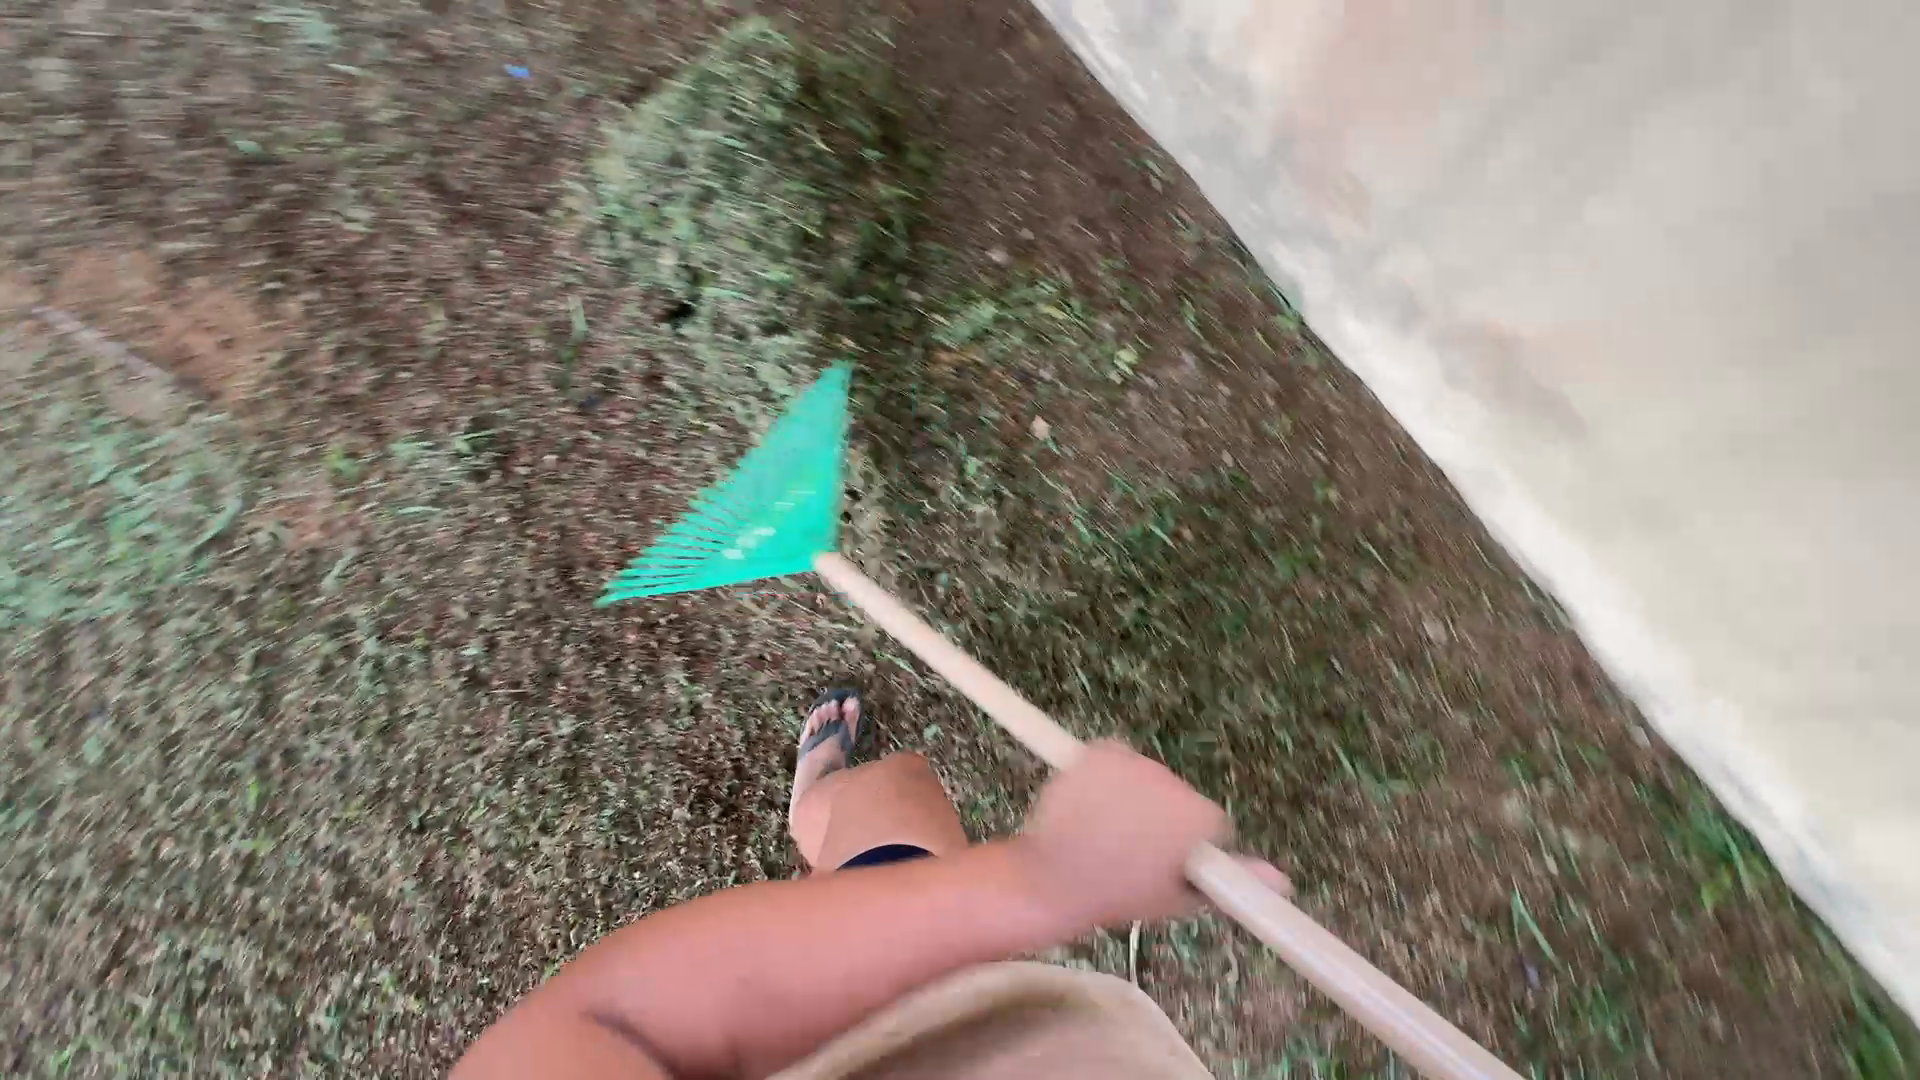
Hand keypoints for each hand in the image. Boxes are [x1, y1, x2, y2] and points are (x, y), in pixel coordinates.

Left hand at [1014, 740, 1287, 927]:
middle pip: (1180, 796)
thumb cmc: (1118, 893)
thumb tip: (1282, 880)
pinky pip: (1117, 758)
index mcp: (1200, 817)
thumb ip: (1233, 885)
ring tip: (1109, 829)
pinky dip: (1110, 773)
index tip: (1169, 862)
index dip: (1192, 845)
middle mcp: (1174, 780)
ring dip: (1137, 795)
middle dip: (1164, 817)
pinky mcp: (1102, 748)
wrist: (1053, 874)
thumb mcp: (1177, 899)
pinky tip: (1096, 802)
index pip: (1213, 824)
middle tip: (1134, 849)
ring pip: (1148, 777)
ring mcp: (1135, 761)